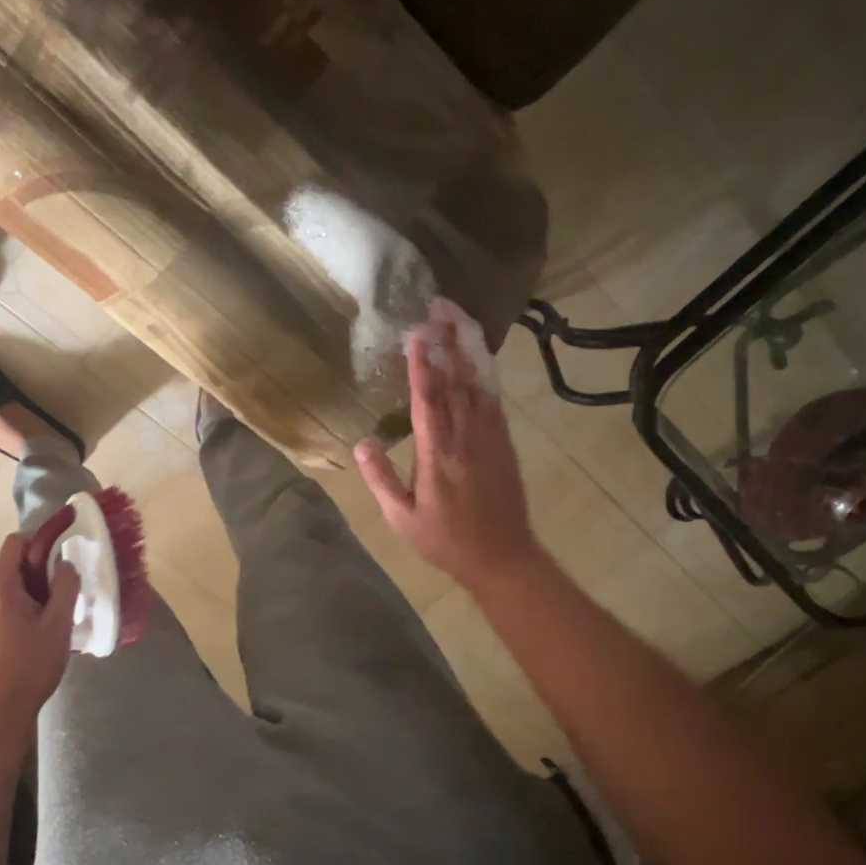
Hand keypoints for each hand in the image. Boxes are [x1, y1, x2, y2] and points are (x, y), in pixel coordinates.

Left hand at [0, 532, 80, 727]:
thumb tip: (64, 564)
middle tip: (63, 601)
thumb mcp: (58, 625)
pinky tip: (34, 642)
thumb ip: (65, 587)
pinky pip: (0, 611)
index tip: (62, 552)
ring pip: (8, 593)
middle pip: (13, 568)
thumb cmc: (29, 667)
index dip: (40, 539)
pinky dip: (18, 615)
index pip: (16, 542)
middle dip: (39, 576)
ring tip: (51, 627)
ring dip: (31, 599)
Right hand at [355, 300, 541, 593]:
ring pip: (478, 385)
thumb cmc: (445, 540)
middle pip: (456, 381)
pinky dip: (485, 376)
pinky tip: (478, 360)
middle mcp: (465, 438)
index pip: (428, 399)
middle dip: (447, 342)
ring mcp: (489, 438)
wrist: (502, 556)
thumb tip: (362, 442)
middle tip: (438, 308)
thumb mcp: (401, 517)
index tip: (417, 333)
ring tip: (457, 321)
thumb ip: (381, 478)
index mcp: (437, 454)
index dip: (423, 364)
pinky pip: (493, 401)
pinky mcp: (503, 444)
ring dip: (466, 351)